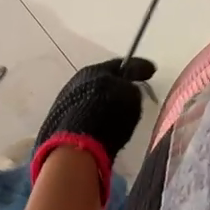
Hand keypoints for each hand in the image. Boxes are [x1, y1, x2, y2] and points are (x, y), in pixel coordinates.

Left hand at [32, 57, 155, 176]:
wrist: (75, 144)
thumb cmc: (107, 114)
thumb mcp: (131, 97)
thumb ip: (133, 90)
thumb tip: (130, 91)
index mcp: (93, 70)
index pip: (120, 64)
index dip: (137, 66)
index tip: (151, 71)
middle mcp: (75, 82)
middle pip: (101, 81)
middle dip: (116, 86)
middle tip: (131, 93)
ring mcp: (64, 104)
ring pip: (90, 99)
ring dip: (102, 104)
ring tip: (116, 115)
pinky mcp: (58, 126)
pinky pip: (83, 117)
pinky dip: (94, 119)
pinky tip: (101, 128)